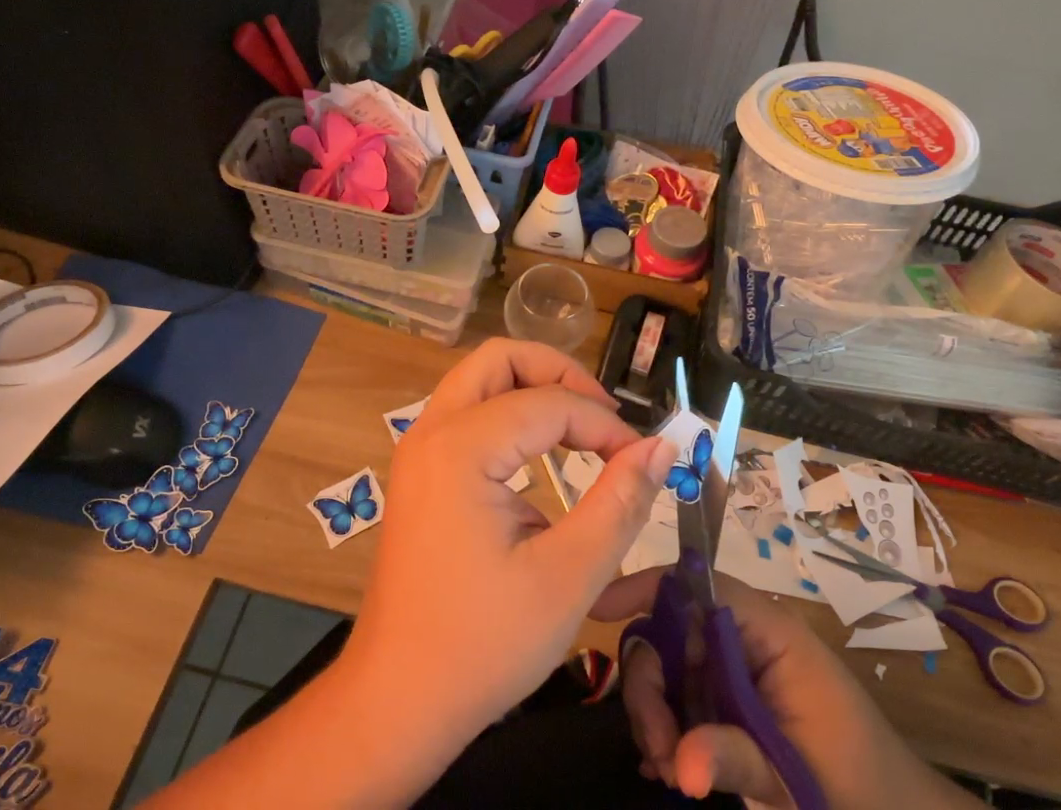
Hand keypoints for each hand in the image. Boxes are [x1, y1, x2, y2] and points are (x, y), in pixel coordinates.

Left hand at [340, 339, 677, 738]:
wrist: (399, 699)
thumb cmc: (484, 644)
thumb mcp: (569, 575)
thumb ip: (620, 502)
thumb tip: (661, 446)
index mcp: (460, 449)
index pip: (549, 403)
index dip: (606, 426)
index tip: (645, 463)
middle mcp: (430, 434)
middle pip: (499, 360)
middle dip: (560, 375)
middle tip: (605, 417)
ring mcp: (418, 455)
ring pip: (478, 384)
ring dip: (533, 392)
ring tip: (582, 431)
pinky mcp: (419, 478)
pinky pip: (466, 419)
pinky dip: (510, 419)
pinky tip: (542, 463)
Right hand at [593, 569, 977, 809]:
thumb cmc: (858, 787)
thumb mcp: (796, 777)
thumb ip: (736, 759)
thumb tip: (678, 764)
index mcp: (770, 634)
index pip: (698, 585)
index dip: (646, 587)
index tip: (598, 611)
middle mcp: (746, 641)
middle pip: (670, 632)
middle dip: (650, 688)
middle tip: (660, 752)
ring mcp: (734, 672)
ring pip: (667, 670)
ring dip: (656, 719)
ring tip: (674, 774)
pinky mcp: (729, 703)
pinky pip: (679, 699)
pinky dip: (667, 732)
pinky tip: (673, 771)